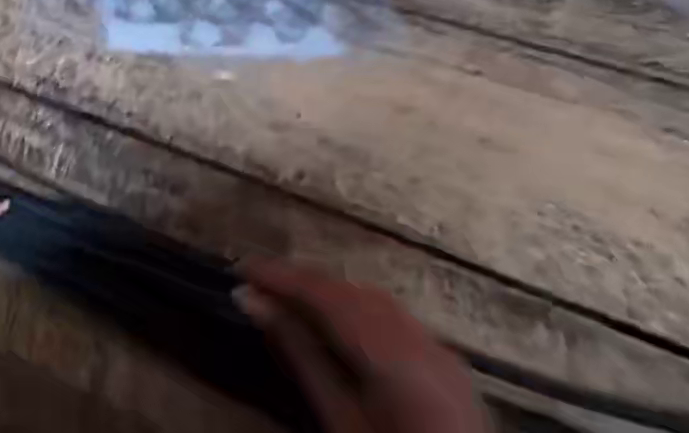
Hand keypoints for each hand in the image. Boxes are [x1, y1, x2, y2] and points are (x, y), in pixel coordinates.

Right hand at [236, 260, 487, 432]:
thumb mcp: (339, 422)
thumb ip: (300, 354)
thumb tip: (252, 301)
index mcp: (396, 358)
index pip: (327, 296)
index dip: (281, 277)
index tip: (240, 269)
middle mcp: (424, 341)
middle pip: (351, 292)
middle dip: (301, 281)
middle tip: (256, 283)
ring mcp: (442, 351)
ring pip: (373, 299)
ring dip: (326, 291)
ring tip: (284, 296)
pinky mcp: (448, 364)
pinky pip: (393, 317)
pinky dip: (354, 308)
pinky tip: (331, 318)